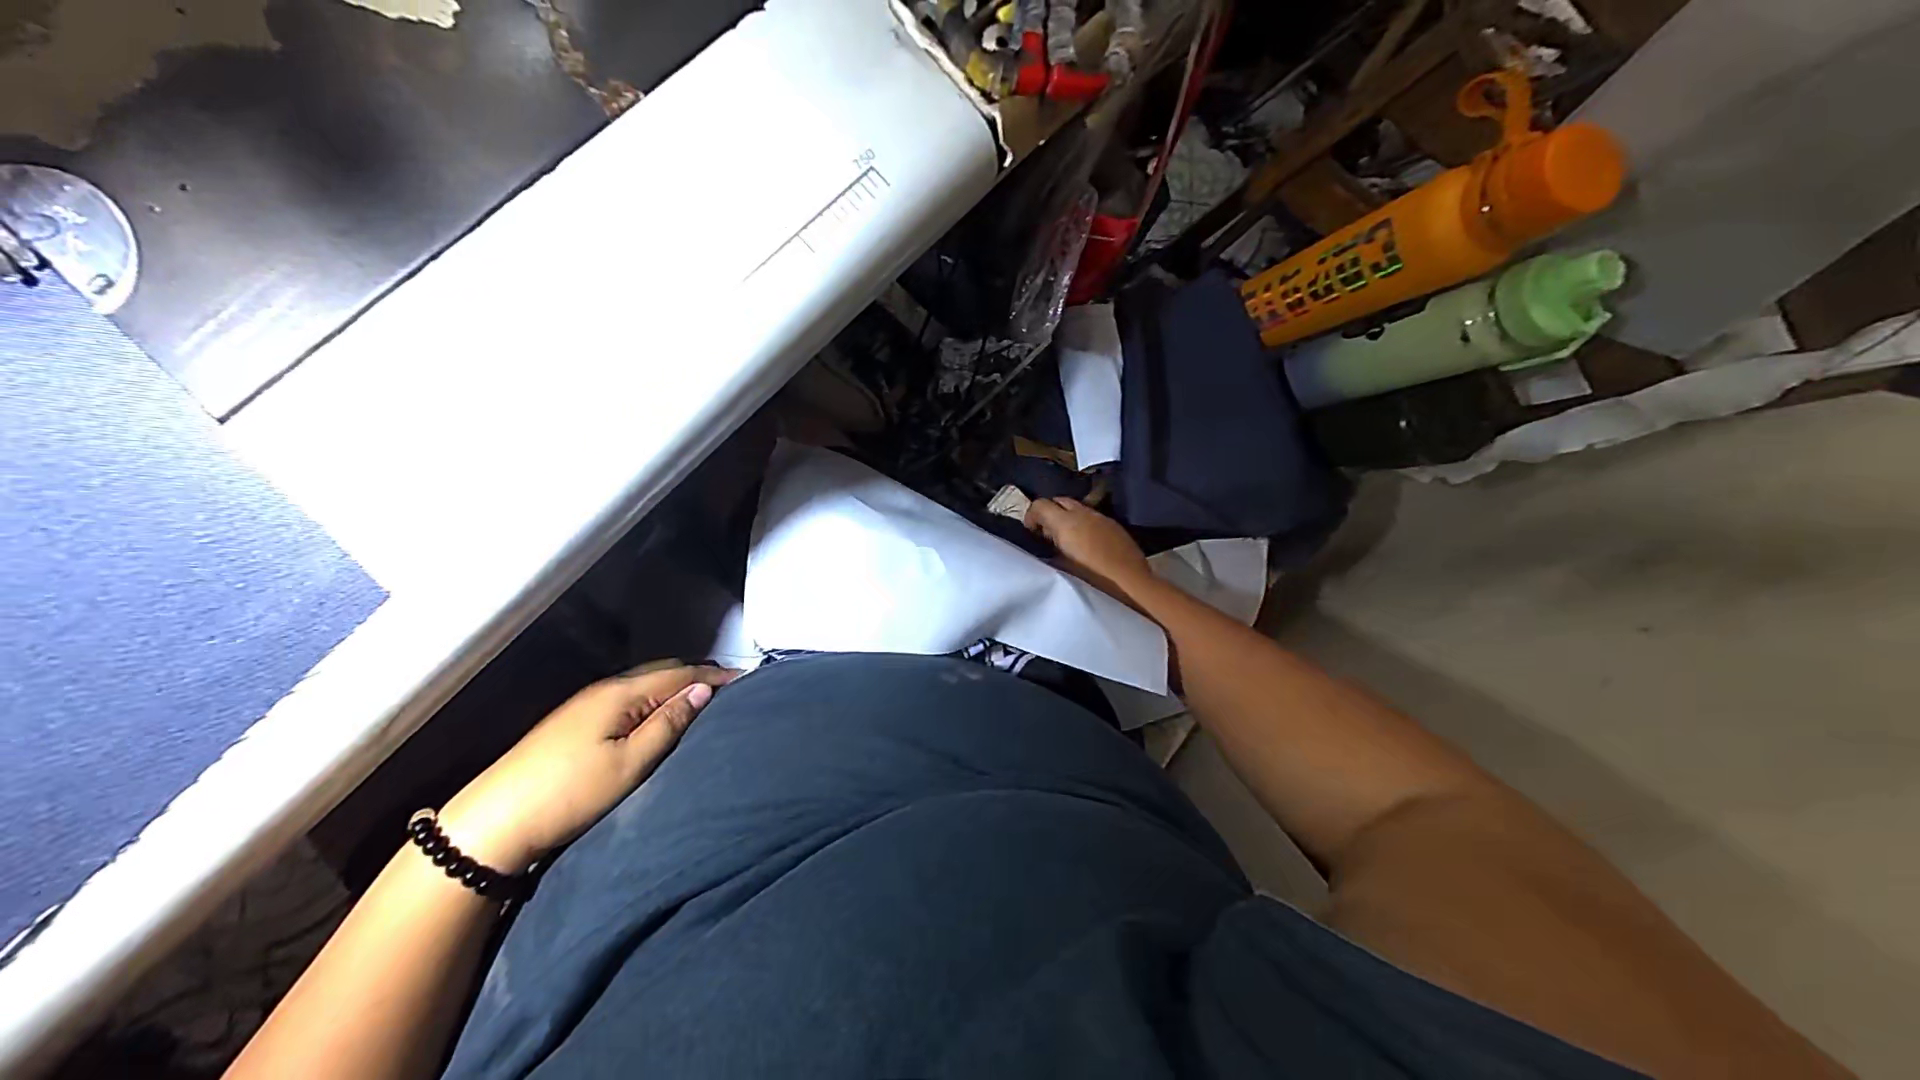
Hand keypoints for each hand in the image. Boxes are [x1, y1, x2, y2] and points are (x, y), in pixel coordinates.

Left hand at [439, 664, 736, 873]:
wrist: (492, 824)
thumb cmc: (567, 795)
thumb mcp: (630, 764)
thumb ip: (669, 724)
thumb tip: (703, 691)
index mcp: (621, 694)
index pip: (682, 673)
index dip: (716, 677)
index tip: (747, 683)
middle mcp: (604, 690)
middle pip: (663, 673)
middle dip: (699, 678)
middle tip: (730, 694)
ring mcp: (586, 705)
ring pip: (645, 686)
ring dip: (676, 690)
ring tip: (703, 707)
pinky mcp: (575, 723)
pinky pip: (629, 700)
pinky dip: (655, 702)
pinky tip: (662, 719)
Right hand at [1024, 497, 1155, 601]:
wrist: (1131, 584)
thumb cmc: (1091, 579)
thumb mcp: (1061, 566)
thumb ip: (1049, 549)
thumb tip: (1044, 541)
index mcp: (1065, 522)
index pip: (1040, 504)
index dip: (1031, 516)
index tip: (1032, 532)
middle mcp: (1083, 513)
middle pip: (1059, 500)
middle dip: (1049, 513)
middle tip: (1047, 534)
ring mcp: (1101, 517)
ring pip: (1077, 507)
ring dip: (1068, 518)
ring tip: (1067, 540)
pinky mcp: (1115, 525)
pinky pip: (1093, 517)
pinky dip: (1084, 523)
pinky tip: (1088, 544)